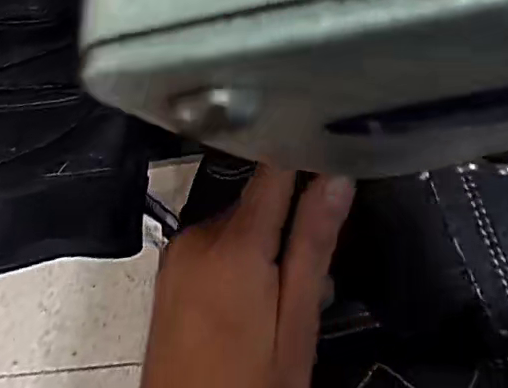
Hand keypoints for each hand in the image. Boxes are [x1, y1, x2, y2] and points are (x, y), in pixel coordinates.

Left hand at [141, 164, 354, 387]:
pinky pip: (216, 240)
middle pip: (259, 197)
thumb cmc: (250, 387)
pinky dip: (239, 254)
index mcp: (235, 242)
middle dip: (290, 216)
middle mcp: (200, 233)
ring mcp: (179, 251)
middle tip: (314, 265)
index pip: (275, 166)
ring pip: (239, 219)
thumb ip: (314, 244)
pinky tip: (252, 298)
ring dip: (265, 238)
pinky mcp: (169, 270)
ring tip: (283, 290)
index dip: (304, 151)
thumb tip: (338, 175)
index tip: (330, 144)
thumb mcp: (296, 325)